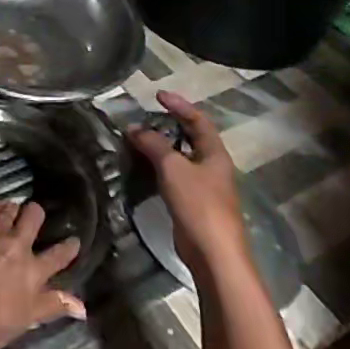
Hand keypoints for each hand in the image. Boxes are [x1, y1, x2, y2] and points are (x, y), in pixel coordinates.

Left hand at [0, 199, 85, 348]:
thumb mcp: (26, 320)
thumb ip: (53, 306)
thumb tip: (82, 307)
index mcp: (34, 273)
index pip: (60, 255)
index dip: (70, 247)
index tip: (74, 241)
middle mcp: (18, 247)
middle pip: (34, 216)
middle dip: (36, 214)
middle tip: (34, 217)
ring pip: (11, 207)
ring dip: (13, 210)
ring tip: (11, 214)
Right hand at [126, 91, 246, 270]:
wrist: (213, 253)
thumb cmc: (199, 204)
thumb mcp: (173, 168)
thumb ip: (153, 144)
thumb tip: (134, 128)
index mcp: (215, 153)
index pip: (198, 120)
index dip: (179, 105)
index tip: (158, 95)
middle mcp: (213, 166)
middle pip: (191, 138)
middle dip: (169, 125)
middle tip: (146, 116)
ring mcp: (204, 186)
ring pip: (181, 157)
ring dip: (161, 146)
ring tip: (138, 138)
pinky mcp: (193, 203)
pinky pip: (175, 175)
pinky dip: (159, 166)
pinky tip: (143, 166)